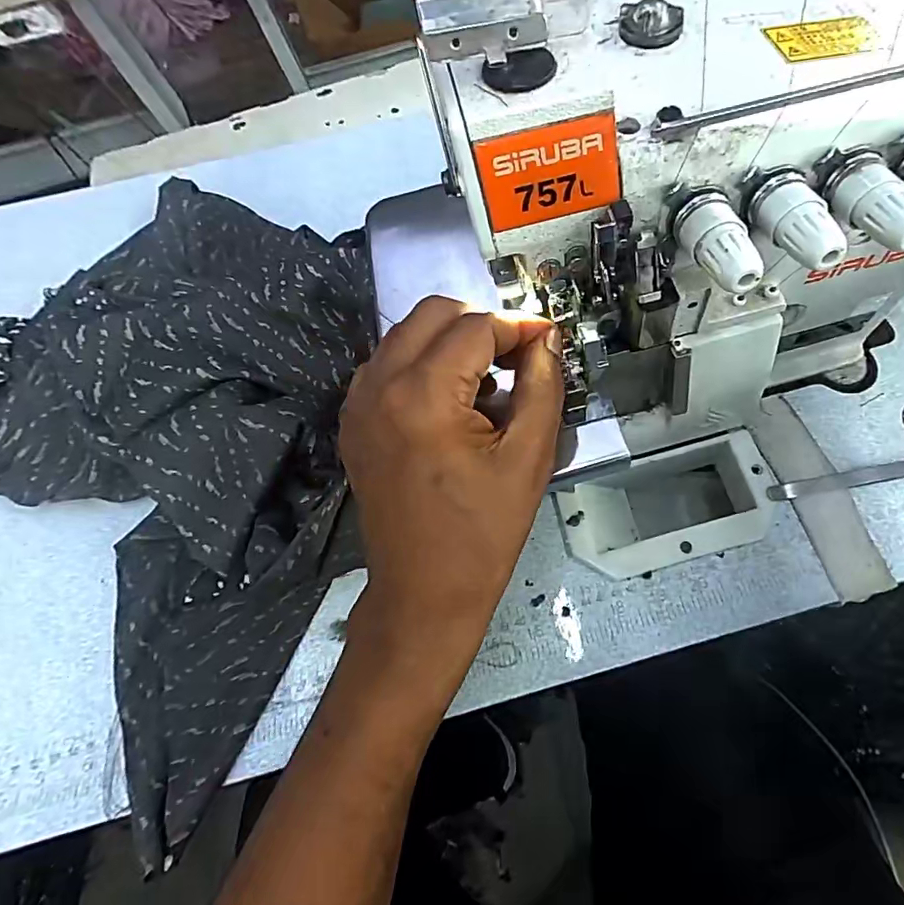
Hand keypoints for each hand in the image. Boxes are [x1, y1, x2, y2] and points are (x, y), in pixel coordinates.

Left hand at [339, 297, 563, 653]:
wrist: (425, 591)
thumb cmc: (484, 532)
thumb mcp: (529, 457)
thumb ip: (542, 386)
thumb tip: (546, 340)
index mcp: (422, 396)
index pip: (475, 328)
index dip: (519, 326)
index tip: (548, 340)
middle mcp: (378, 387)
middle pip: (434, 313)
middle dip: (483, 324)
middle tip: (520, 358)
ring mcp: (358, 403)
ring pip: (409, 333)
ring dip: (454, 342)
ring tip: (492, 382)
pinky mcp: (354, 420)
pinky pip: (391, 363)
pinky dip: (427, 363)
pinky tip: (457, 401)